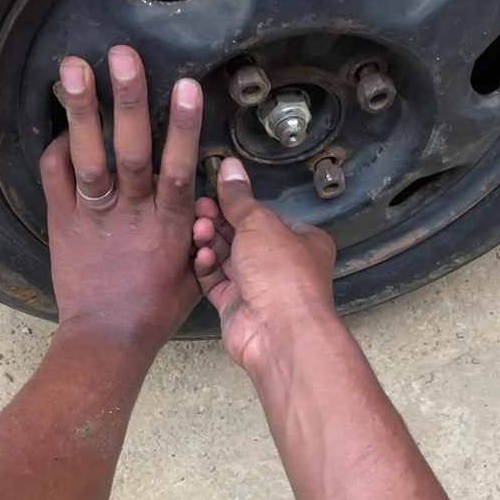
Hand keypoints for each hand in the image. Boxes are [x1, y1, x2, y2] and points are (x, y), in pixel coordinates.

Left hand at [40, 46, 203, 354]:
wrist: (107, 339)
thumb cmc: (155, 310)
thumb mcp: (192, 275)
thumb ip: (196, 234)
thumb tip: (204, 203)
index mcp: (168, 228)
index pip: (178, 170)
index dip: (183, 128)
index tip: (186, 88)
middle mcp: (132, 216)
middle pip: (131, 153)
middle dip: (129, 102)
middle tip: (124, 56)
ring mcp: (93, 218)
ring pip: (89, 159)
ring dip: (82, 112)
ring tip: (74, 68)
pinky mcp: (63, 225)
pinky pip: (55, 180)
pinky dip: (55, 150)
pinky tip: (59, 123)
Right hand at [192, 157, 339, 374]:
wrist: (278, 331)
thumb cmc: (284, 276)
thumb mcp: (260, 223)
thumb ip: (239, 198)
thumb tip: (230, 168)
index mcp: (300, 240)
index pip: (264, 215)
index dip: (238, 204)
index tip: (215, 192)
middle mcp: (281, 264)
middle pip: (242, 235)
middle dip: (219, 222)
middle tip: (201, 209)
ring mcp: (258, 286)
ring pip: (226, 257)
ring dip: (210, 242)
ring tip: (199, 230)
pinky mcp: (236, 305)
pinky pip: (215, 281)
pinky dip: (206, 267)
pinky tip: (201, 255)